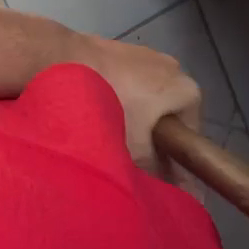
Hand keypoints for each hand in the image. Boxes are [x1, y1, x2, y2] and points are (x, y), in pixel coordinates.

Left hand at [72, 35, 202, 181]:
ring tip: (107, 136)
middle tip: (129, 160)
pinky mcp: (113, 49)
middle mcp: (170, 67)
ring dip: (128, 117)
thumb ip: (160, 175)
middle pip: (165, 117)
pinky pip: (120, 81)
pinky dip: (111, 96)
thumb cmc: (108, 104)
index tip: (157, 179)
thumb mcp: (137, 151)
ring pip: (141, 98)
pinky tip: (91, 110)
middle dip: (149, 139)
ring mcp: (140, 54)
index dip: (175, 162)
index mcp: (187, 89)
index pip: (190, 136)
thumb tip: (175, 199)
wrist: (58, 58)